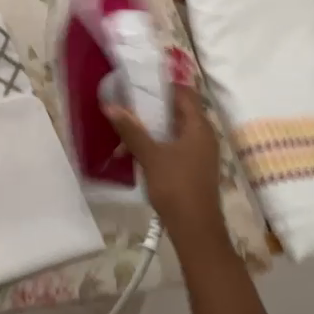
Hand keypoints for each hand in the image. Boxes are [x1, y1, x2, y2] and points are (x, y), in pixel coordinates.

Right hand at [101, 83, 229, 257]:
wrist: (195, 228)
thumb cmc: (176, 186)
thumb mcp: (150, 155)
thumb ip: (131, 129)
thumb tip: (110, 106)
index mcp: (199, 127)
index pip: (184, 94)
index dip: (162, 86)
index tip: (137, 84)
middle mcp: (203, 136)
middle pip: (177, 112)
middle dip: (150, 109)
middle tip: (125, 105)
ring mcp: (199, 153)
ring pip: (173, 131)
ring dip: (149, 130)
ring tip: (124, 134)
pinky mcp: (193, 167)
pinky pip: (173, 146)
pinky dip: (155, 144)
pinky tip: (134, 153)